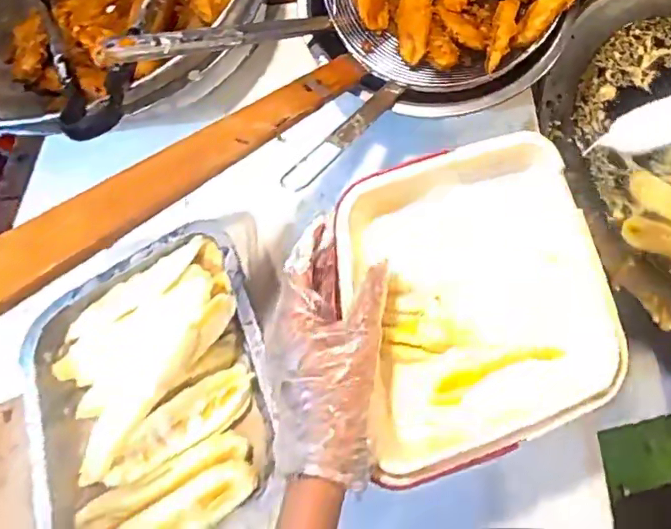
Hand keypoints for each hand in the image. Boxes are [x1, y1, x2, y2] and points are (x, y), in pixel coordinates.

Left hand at [272, 218, 387, 487]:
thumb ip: (368, 298)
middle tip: (348, 233)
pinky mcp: (310, 354)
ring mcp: (299, 341)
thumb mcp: (358, 340)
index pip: (299, 267)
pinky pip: (323, 315)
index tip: (327, 221)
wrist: (325, 450)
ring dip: (334, 276)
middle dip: (327, 255)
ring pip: (317, 298)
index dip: (313, 241)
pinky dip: (339, 299)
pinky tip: (357, 292)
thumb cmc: (336, 395)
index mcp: (293, 317)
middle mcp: (290, 325)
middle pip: (308, 280)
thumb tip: (379, 264)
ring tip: (355, 256)